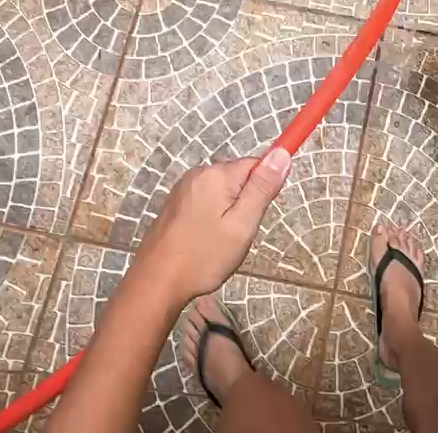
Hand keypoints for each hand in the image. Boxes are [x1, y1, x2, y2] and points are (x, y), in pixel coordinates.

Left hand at [130, 148, 291, 306]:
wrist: (155, 284)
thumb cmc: (203, 256)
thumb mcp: (241, 224)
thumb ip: (262, 188)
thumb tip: (282, 153)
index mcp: (216, 175)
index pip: (255, 165)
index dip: (263, 188)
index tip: (256, 215)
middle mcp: (198, 174)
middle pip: (238, 179)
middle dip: (244, 204)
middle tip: (237, 235)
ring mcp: (183, 189)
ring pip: (222, 192)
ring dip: (228, 213)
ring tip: (220, 243)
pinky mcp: (174, 205)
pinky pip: (205, 201)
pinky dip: (212, 218)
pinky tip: (205, 242)